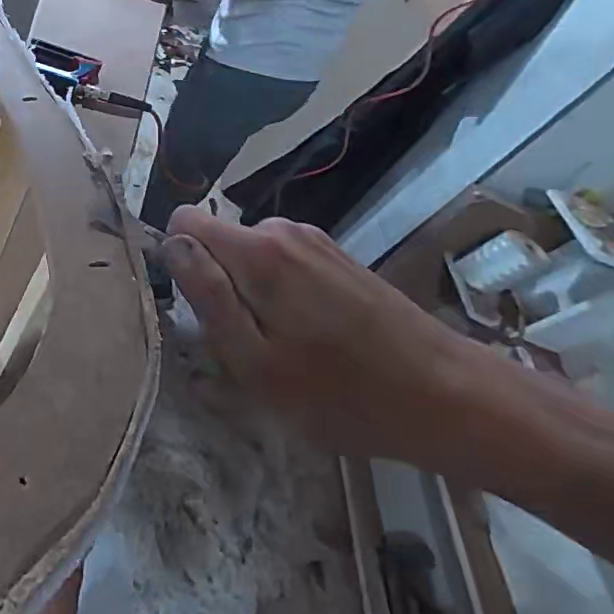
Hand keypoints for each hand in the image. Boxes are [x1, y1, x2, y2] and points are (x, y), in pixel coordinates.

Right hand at [161, 207, 491, 463]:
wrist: (442, 393)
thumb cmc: (341, 392)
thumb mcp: (256, 362)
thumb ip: (207, 296)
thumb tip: (171, 243)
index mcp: (258, 251)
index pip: (186, 219)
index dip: (178, 258)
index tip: (197, 308)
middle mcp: (284, 229)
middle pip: (219, 241)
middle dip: (218, 284)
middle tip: (248, 346)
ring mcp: (315, 239)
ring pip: (251, 255)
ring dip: (251, 293)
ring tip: (284, 348)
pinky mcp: (336, 255)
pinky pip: (283, 262)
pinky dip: (280, 292)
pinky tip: (313, 337)